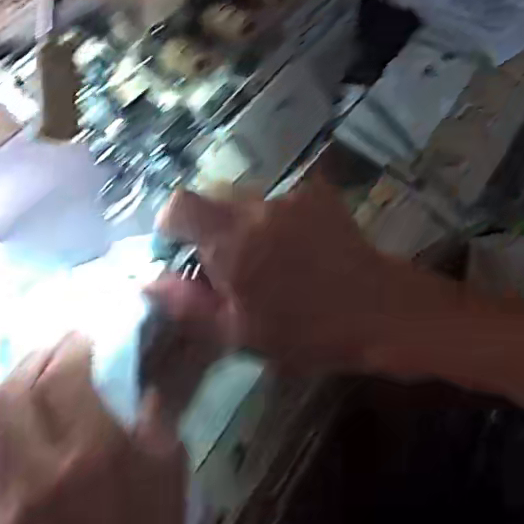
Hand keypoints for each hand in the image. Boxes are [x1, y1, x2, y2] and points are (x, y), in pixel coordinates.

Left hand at [0, 335, 186, 523]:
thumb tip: (139, 377)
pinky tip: (34, 420)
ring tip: (42, 376)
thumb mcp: (168, 469)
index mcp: (89, 453)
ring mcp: (8, 503)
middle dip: (33, 360)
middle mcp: (37, 472)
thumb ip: (154, 414)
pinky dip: (11, 425)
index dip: (71, 346)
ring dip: (16, 389)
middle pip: (9, 395)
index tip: (86, 335)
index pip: (61, 376)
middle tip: (58, 348)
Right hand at [147, 176, 459, 373]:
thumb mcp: (238, 331)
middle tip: (224, 264)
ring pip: (247, 197)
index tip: (180, 253)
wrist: (375, 307)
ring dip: (243, 221)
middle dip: (208, 226)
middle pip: (213, 196)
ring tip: (267, 257)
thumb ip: (186, 302)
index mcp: (232, 240)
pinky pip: (279, 197)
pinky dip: (275, 216)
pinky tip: (295, 246)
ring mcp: (289, 194)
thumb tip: (147, 279)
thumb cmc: (304, 330)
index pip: (179, 204)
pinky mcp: (315, 191)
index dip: (171, 225)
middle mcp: (257, 205)